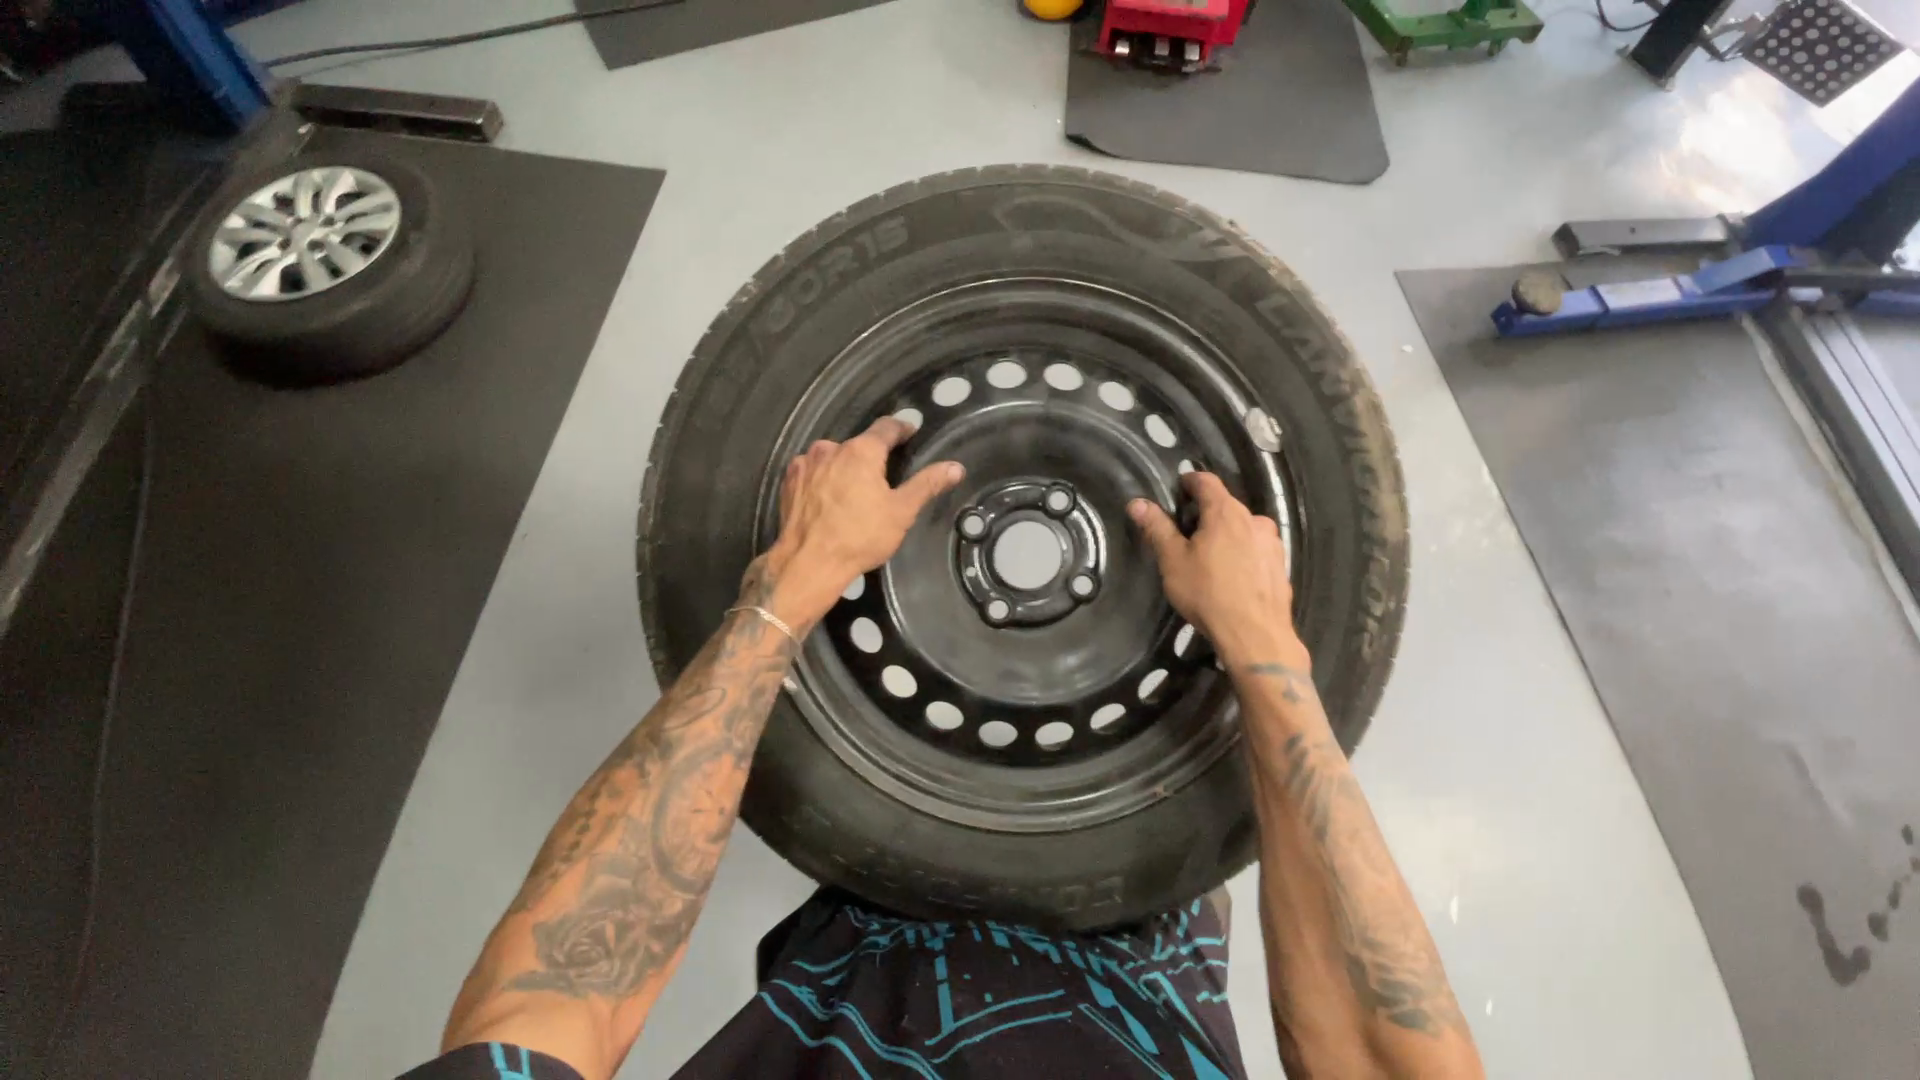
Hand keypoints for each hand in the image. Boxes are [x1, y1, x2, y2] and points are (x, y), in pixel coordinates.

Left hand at [752, 417, 964, 631]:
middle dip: (870, 459)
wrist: (808, 563)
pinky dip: (821, 481)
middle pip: (858, 446)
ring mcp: (805, 463)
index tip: (909, 435)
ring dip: (843, 469)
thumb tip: (956, 467)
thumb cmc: (860, 536)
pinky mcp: (788, 481)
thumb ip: (927, 484)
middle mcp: (831, 448)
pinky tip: (826, 502)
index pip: (887, 427)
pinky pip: (811, 473)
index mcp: (862, 451)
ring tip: (851, 495)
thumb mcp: (901, 512)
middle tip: (880, 483)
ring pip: (832, 458)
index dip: (901, 430)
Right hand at [1129, 473, 1304, 668]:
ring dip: (1226, 535)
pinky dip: (1242, 554)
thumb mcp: (1173, 561)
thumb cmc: (1208, 593)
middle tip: (1186, 534)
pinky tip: (1231, 577)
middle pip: (1225, 506)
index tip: (1177, 490)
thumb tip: (1137, 503)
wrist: (1255, 634)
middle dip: (1206, 514)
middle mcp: (1253, 520)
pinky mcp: (1281, 565)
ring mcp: (1272, 542)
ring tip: (1209, 559)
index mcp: (1225, 512)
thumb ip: (1157, 529)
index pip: (1206, 481)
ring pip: (1242, 528)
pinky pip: (1255, 550)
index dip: (1189, 481)